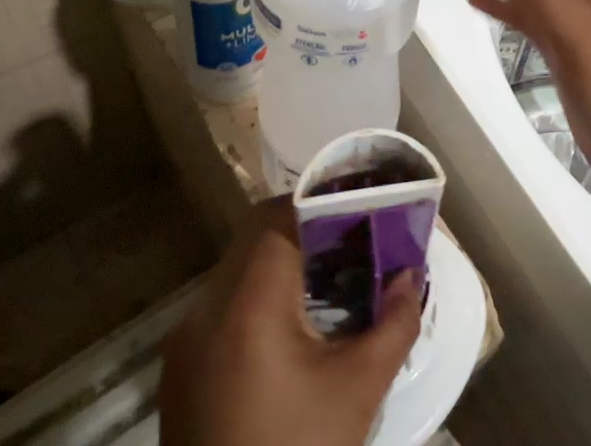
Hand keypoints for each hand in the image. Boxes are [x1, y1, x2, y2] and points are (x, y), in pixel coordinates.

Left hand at [159, 198, 422, 445]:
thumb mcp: (359, 388)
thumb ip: (394, 322)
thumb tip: (410, 277)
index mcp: (246, 304)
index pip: (277, 218)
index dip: (321, 203)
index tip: (360, 206)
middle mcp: (204, 310)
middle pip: (253, 239)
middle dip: (306, 230)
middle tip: (353, 239)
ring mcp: (184, 341)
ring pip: (235, 272)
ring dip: (281, 264)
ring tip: (331, 281)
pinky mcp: (180, 370)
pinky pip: (221, 309)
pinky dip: (258, 299)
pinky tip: (294, 329)